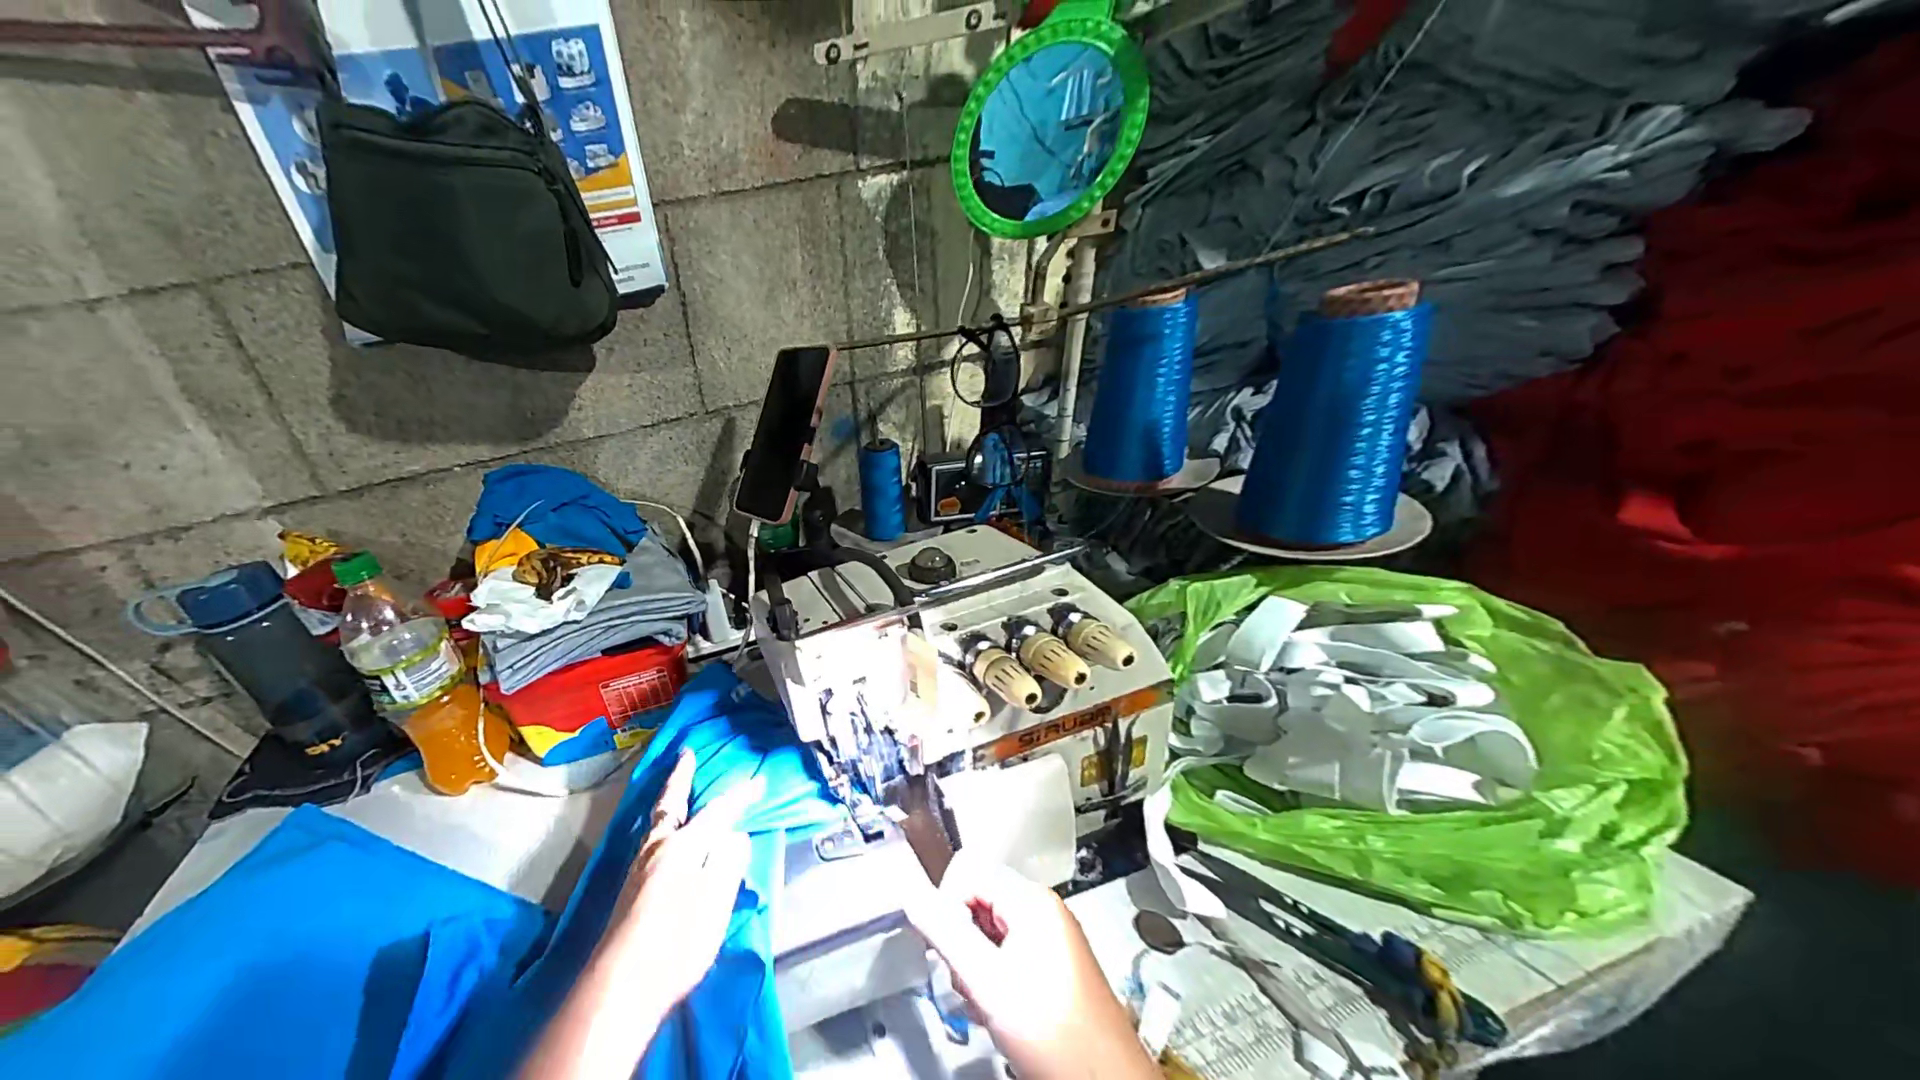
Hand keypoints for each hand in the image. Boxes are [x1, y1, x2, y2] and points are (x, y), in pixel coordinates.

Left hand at [514, 751, 758, 1079]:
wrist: (621, 989)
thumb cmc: (676, 942)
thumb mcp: (715, 899)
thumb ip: (728, 861)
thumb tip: (733, 836)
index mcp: (682, 847)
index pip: (717, 812)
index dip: (739, 796)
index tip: (757, 781)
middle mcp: (656, 850)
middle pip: (670, 806)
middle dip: (680, 780)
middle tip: (686, 756)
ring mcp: (639, 870)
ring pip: (657, 823)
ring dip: (669, 801)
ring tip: (676, 791)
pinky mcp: (631, 891)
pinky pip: (652, 840)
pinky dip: (662, 824)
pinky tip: (664, 835)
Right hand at [905, 852, 1158, 1079]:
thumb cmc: (1056, 1034)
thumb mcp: (988, 982)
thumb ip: (946, 935)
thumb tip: (915, 900)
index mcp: (1031, 900)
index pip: (968, 869)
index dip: (947, 903)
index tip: (945, 945)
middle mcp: (1042, 908)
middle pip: (978, 897)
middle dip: (961, 937)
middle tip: (969, 981)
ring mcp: (1049, 934)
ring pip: (988, 926)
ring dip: (974, 962)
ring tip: (987, 1001)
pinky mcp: (1051, 961)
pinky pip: (1005, 949)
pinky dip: (992, 974)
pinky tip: (1000, 1007)